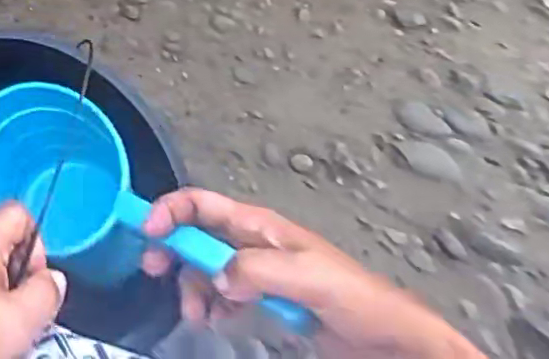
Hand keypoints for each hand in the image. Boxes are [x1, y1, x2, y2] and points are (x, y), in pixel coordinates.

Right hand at [140, 189, 484, 358]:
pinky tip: (215, 322)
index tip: (149, 232)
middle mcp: (251, 242)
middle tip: (153, 270)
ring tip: (194, 315)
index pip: (200, 203)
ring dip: (192, 287)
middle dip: (172, 249)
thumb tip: (216, 278)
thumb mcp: (306, 278)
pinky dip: (213, 306)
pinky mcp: (267, 302)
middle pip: (196, 234)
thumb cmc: (356, 299)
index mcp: (258, 225)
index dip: (169, 210)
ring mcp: (259, 272)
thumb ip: (255, 270)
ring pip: (207, 269)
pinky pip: (225, 296)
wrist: (399, 345)